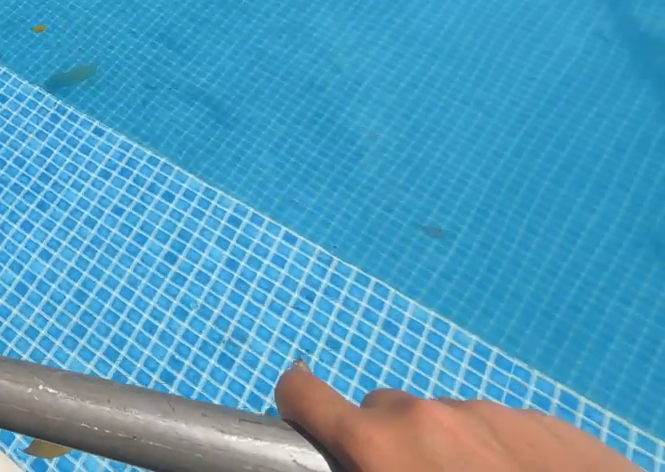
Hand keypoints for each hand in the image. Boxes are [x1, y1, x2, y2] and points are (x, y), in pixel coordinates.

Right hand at [276, 361, 638, 471]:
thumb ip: (365, 469)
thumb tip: (346, 460)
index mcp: (379, 442)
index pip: (300, 390)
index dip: (302, 410)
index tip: (321, 438)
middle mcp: (423, 414)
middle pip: (384, 410)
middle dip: (398, 445)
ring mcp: (492, 414)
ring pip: (449, 422)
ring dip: (459, 453)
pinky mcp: (554, 425)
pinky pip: (509, 430)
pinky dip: (514, 457)